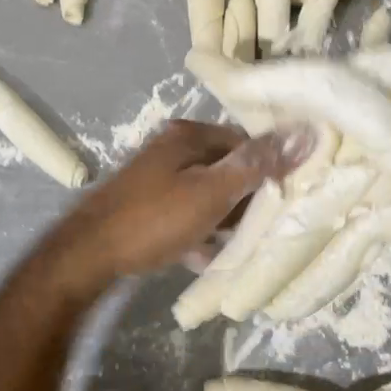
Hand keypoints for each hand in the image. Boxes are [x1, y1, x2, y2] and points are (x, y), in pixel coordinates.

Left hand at [49, 119, 313, 287]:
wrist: (86, 257)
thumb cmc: (153, 220)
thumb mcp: (212, 193)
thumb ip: (256, 166)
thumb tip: (304, 133)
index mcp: (187, 136)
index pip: (244, 142)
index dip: (268, 168)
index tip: (285, 198)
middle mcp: (170, 150)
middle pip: (225, 169)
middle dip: (245, 198)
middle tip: (264, 227)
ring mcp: (154, 179)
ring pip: (205, 195)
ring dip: (223, 220)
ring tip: (237, 246)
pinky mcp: (144, 209)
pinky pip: (184, 216)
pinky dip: (198, 234)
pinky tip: (204, 257)